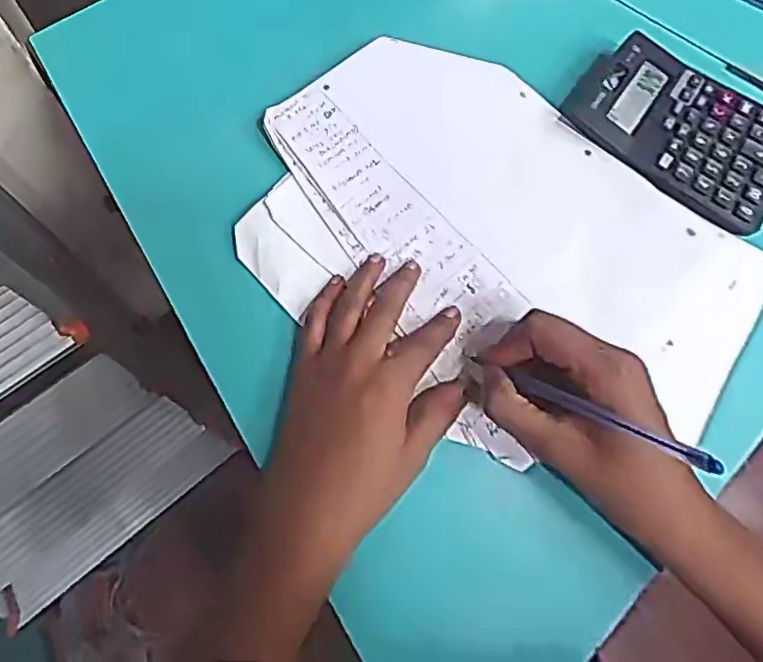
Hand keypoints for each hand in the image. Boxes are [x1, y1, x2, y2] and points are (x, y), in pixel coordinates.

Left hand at [263, 256, 466, 570]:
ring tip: (375, 260)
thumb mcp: (410, 455)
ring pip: (346, 307)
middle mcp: (356, 362)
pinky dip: (323, 299)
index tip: (451, 311)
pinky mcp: (303, 365)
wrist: (305, 503)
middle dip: (401, 286)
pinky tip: (333, 285)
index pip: (422, 344)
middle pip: (382, 312)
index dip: (440, 327)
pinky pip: (313, 321)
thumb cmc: (364, 487)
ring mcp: (325, 360)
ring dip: (362, 281)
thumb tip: (459, 385)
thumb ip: (435, 414)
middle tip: (412, 266)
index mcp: (388, 385)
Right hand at [477, 311, 706, 540]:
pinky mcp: (612, 382)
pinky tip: (535, 408)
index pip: (540, 328)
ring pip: (552, 347)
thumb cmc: (630, 490)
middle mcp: (614, 358)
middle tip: (494, 386)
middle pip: (545, 332)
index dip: (504, 346)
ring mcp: (616, 368)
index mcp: (607, 367)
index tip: (486, 373)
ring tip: (514, 402)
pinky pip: (564, 364)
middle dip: (512, 356)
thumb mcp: (559, 450)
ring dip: (525, 368)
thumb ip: (511, 409)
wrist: (679, 522)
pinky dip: (541, 378)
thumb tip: (484, 377)